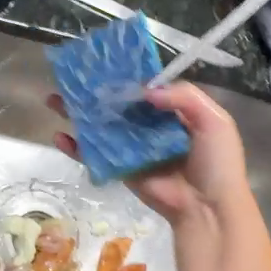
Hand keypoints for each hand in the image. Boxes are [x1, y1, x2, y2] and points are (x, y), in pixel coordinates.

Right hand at [50, 83, 249, 228]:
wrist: (207, 206)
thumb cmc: (216, 162)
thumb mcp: (214, 120)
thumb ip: (184, 97)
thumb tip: (144, 90)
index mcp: (172, 112)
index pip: (144, 88)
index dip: (124, 76)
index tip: (103, 63)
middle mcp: (149, 127)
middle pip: (115, 105)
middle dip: (92, 93)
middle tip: (69, 79)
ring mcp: (131, 148)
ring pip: (100, 127)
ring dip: (76, 114)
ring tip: (53, 100)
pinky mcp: (119, 169)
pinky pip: (94, 155)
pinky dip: (76, 148)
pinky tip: (60, 137)